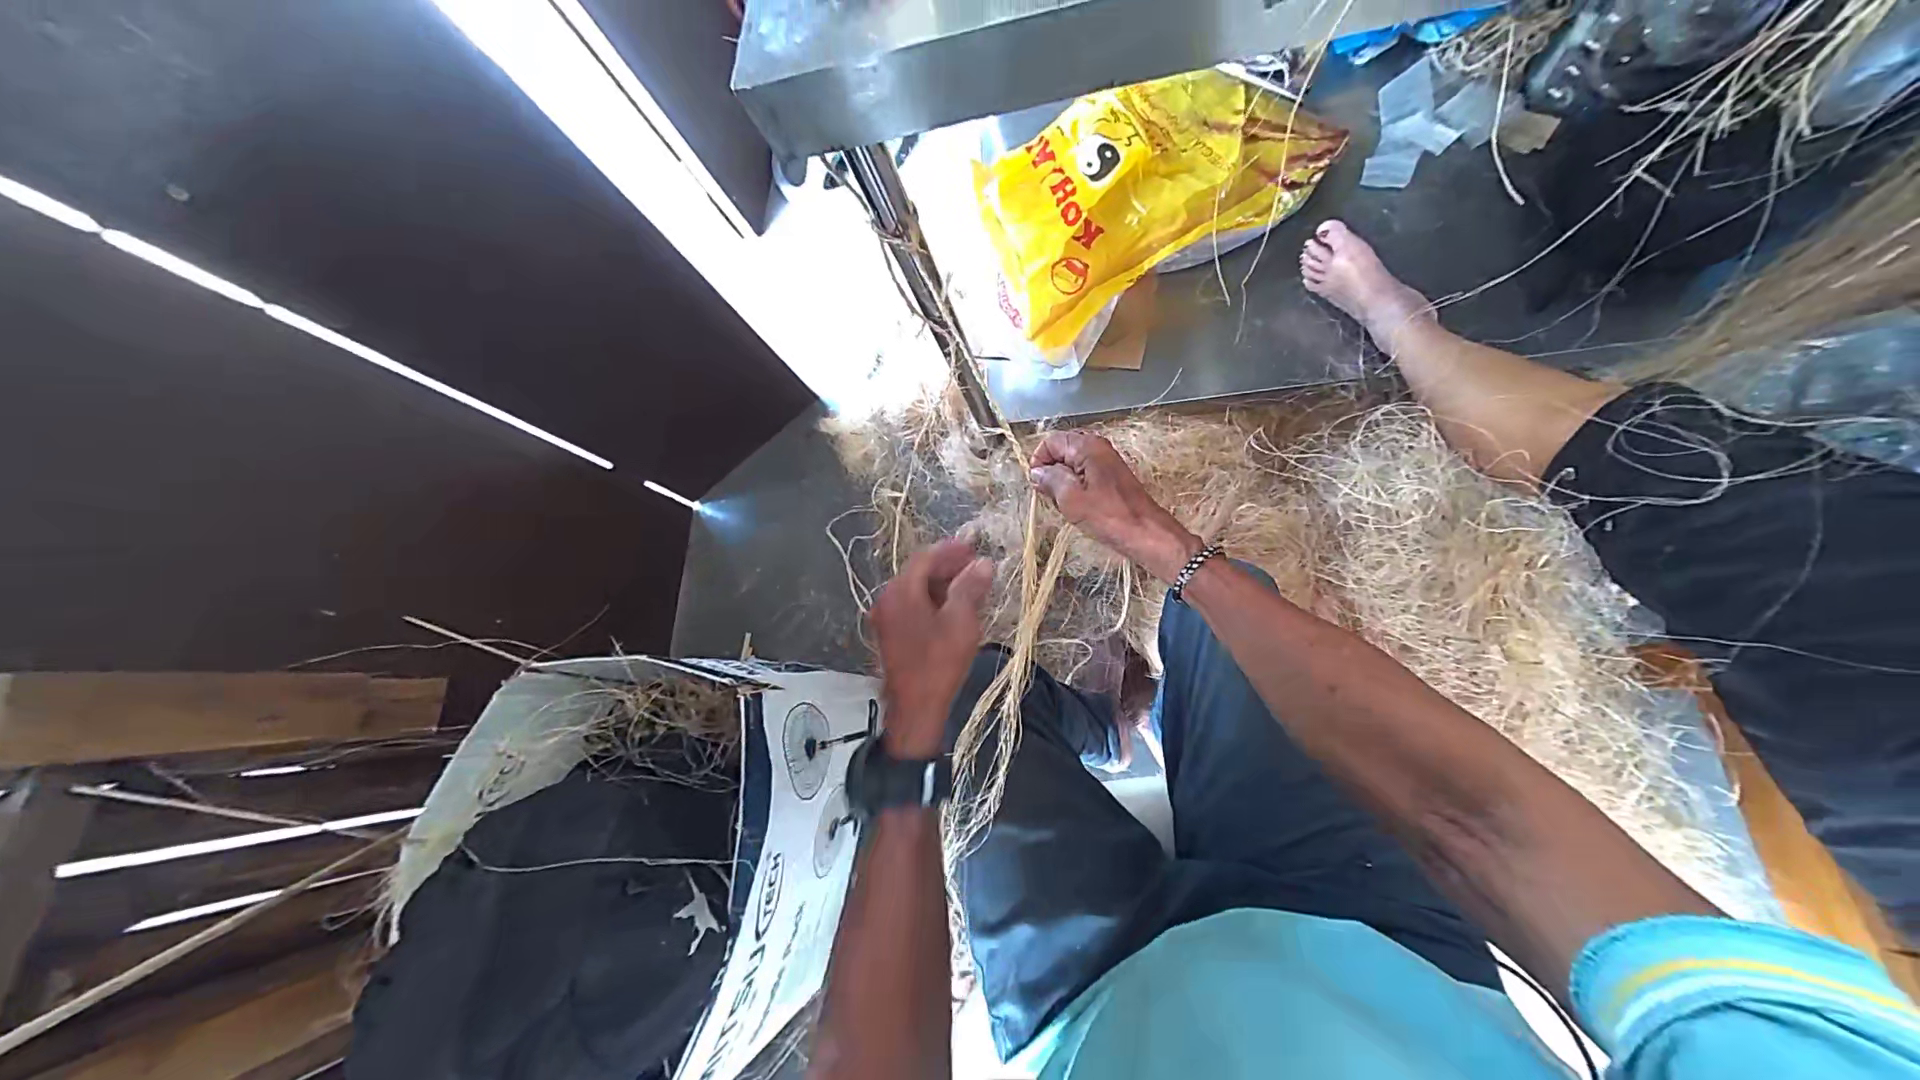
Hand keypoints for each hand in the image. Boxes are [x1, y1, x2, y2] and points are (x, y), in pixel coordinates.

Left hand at [870, 537, 993, 757]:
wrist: (915, 709)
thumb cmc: (939, 663)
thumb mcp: (961, 622)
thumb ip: (970, 588)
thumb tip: (984, 564)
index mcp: (900, 592)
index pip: (925, 558)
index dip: (951, 549)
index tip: (974, 546)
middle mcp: (887, 600)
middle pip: (918, 572)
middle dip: (947, 566)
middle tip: (975, 564)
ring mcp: (886, 618)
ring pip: (916, 590)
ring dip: (941, 584)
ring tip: (970, 585)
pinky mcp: (891, 635)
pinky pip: (912, 607)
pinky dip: (932, 601)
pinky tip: (953, 608)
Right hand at [1029, 432, 1200, 580]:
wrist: (1146, 534)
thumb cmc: (1109, 516)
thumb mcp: (1071, 498)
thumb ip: (1050, 479)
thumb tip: (1036, 472)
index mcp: (1088, 446)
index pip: (1050, 441)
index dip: (1039, 461)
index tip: (1038, 485)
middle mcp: (1098, 448)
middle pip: (1061, 452)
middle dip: (1051, 472)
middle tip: (1052, 496)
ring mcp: (1106, 462)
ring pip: (1071, 466)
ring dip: (1063, 484)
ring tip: (1067, 505)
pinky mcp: (1111, 478)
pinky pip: (1083, 477)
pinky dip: (1075, 490)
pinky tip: (1079, 507)